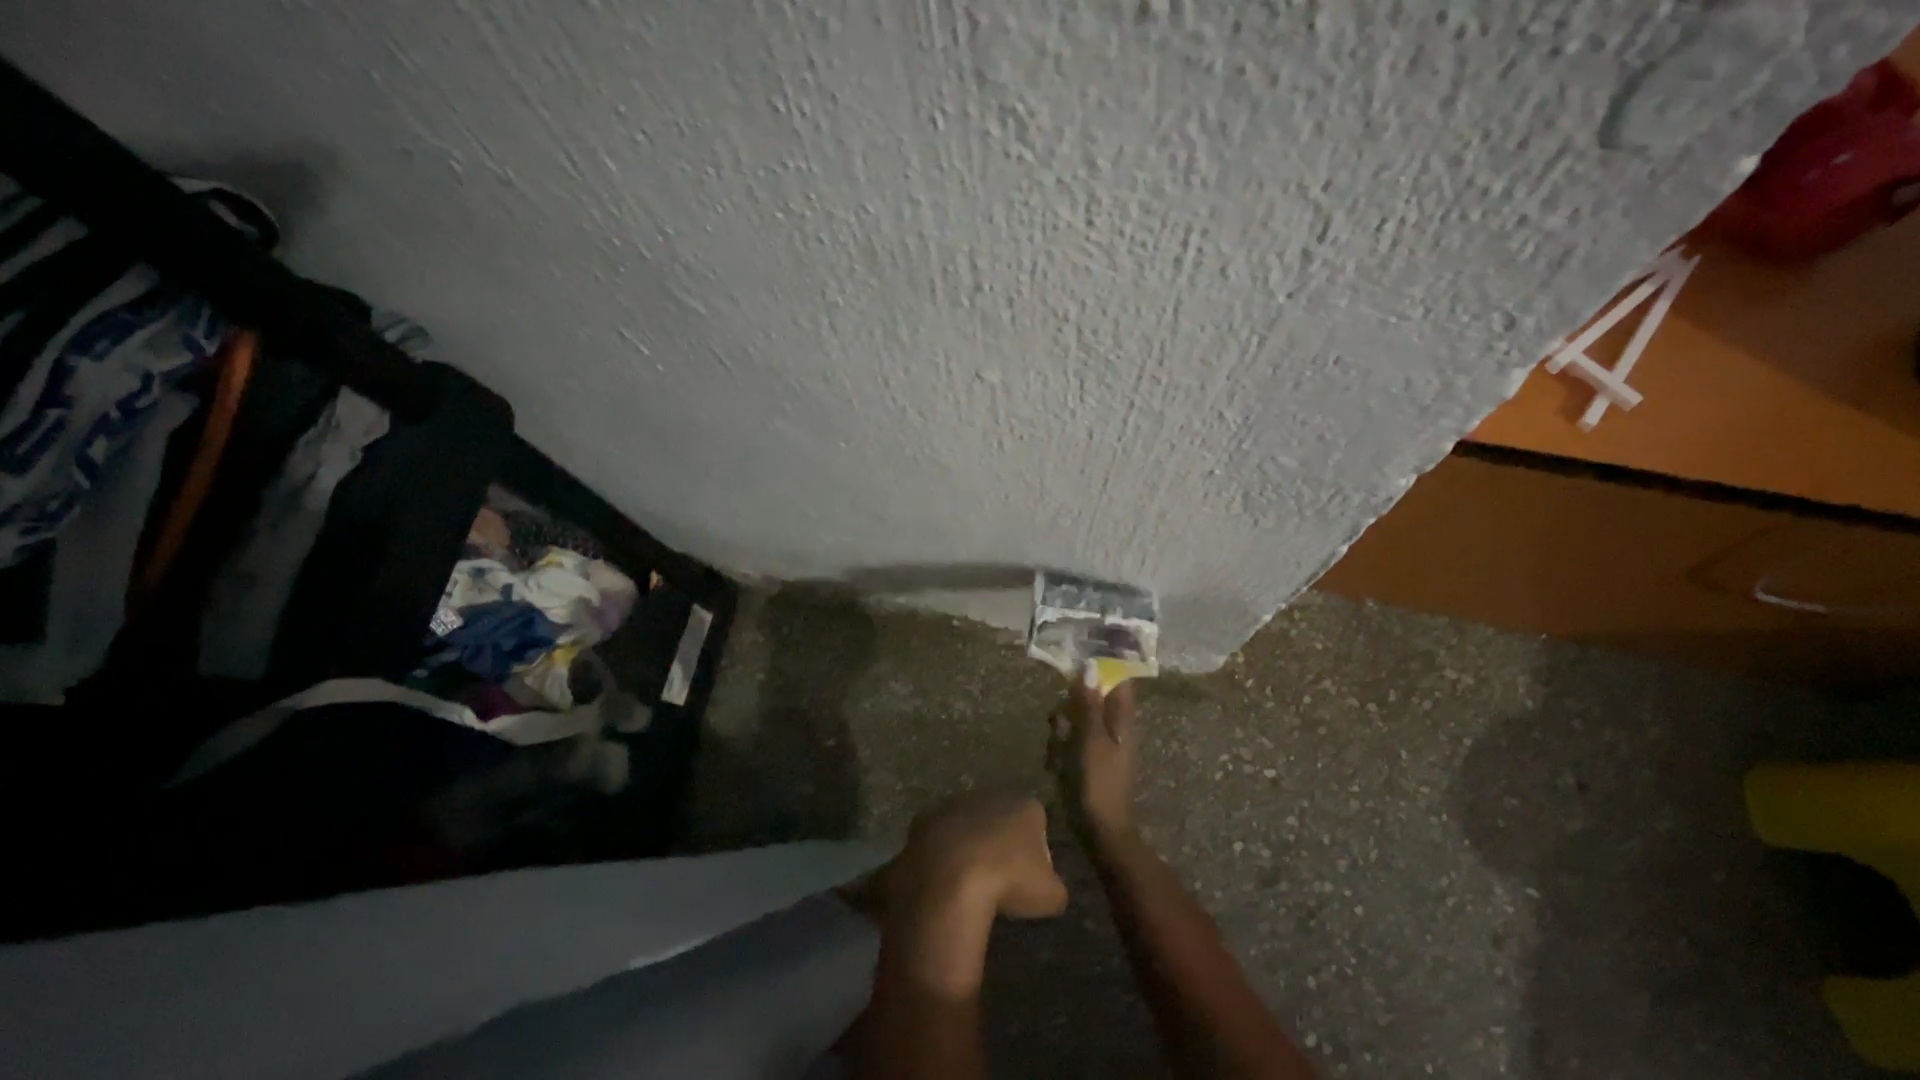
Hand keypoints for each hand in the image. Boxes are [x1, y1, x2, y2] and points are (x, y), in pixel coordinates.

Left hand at [894, 791, 1068, 921]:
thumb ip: (1054, 888)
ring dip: (966, 847)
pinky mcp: (921, 823)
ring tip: (967, 884)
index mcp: (1024, 804)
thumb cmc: (1008, 881)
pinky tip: (942, 883)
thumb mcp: (1050, 896)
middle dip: (998, 842)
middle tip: (999, 879)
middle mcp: (987, 795)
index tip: (1029, 876)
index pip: (1036, 820)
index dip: (1034, 848)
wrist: (949, 880)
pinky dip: (939, 857)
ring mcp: (950, 806)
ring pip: (965, 826)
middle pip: (998, 819)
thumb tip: (1049, 891)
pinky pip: (937, 841)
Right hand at [1048, 673, 1138, 844]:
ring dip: (1061, 731)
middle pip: (1090, 701)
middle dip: (1070, 708)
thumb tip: (1091, 667)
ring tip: (1054, 750)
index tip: (1074, 669)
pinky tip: (1053, 765)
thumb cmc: (1100, 783)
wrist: (1102, 829)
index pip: (1117, 683)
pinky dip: (1060, 750)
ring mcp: (1100, 747)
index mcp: (1122, 721)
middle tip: (1059, 724)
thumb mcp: (1092, 739)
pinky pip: (1070, 744)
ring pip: (1076, 722)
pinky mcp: (1087, 762)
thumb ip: (1090, 704)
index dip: (1099, 671)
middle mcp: (1114, 729)